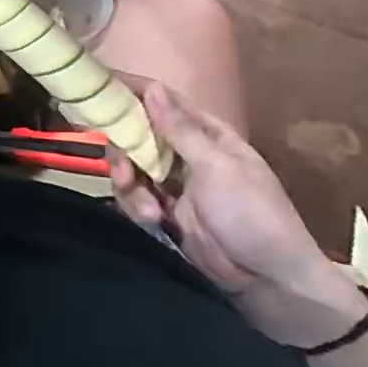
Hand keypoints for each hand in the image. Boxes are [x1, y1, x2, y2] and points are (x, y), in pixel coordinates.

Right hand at [111, 82, 366, 346]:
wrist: (269, 283)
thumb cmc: (254, 215)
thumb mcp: (219, 168)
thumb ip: (180, 130)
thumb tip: (152, 88)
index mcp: (206, 134)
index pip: (162, 100)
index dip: (131, 90)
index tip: (97, 83)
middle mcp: (184, 153)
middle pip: (135, 133)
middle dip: (124, 149)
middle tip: (124, 168)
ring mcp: (170, 183)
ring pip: (128, 166)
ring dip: (129, 184)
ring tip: (146, 208)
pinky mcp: (159, 211)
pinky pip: (131, 196)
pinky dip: (134, 206)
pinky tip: (151, 220)